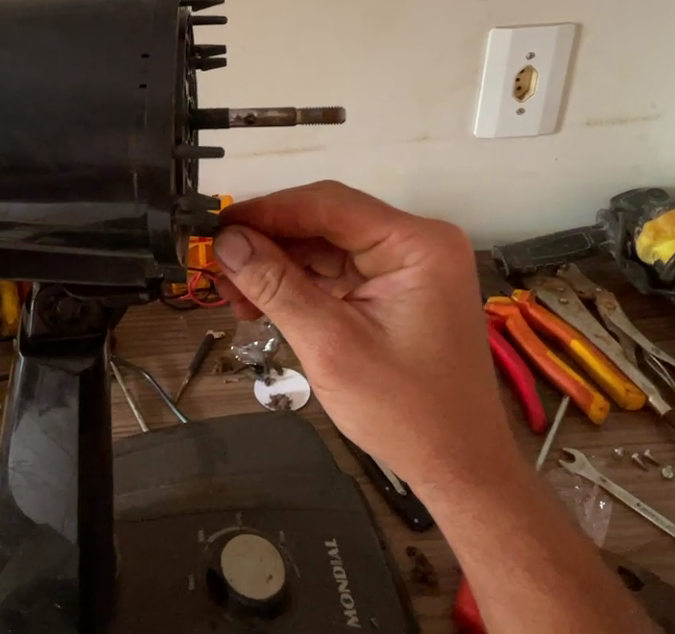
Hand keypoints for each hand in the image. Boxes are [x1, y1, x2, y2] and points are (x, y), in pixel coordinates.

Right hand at [213, 181, 519, 490]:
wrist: (458, 469)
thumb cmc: (406, 412)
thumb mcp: (331, 344)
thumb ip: (275, 285)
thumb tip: (226, 241)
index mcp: (417, 244)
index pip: (328, 205)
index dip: (267, 211)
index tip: (217, 224)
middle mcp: (414, 243)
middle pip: (323, 222)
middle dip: (267, 243)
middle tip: (216, 261)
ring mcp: (404, 267)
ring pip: (322, 247)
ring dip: (275, 266)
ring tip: (230, 290)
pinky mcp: (391, 290)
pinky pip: (333, 272)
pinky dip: (295, 285)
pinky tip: (257, 301)